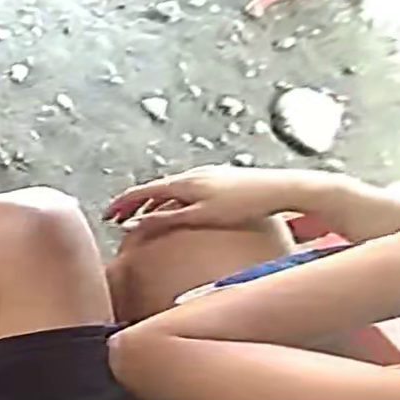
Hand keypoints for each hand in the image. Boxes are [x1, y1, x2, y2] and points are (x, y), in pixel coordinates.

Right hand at [104, 166, 336, 235]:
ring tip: (145, 217)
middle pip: (151, 189)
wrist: (294, 188)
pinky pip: (186, 187)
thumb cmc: (246, 205)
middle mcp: (192, 173)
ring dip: (152, 202)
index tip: (105, 218)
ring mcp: (209, 173)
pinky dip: (171, 198)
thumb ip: (161, 221)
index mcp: (181, 182)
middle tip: (121, 221)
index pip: (137, 192)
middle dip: (132, 205)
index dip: (118, 205)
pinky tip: (176, 209)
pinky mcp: (224, 176)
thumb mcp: (198, 217)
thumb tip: (129, 226)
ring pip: (169, 188)